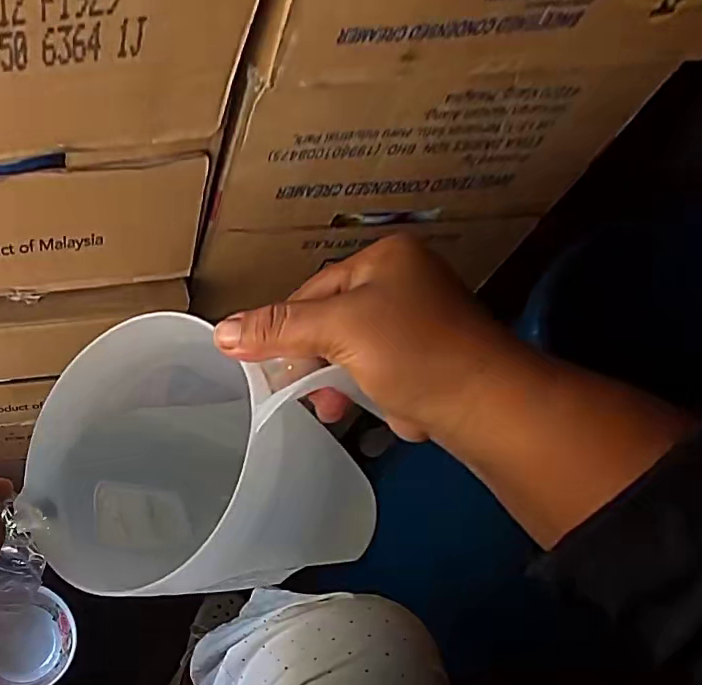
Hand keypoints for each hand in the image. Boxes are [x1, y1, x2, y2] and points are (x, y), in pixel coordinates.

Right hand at [211, 232, 536, 440]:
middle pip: (321, 322)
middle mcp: (396, 282)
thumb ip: (277, 328)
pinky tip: (349, 406)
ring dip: (326, 380)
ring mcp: (407, 322)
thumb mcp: (337, 330)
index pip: (305, 293)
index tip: (265, 365)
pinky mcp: (412, 357)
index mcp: (382, 260)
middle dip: (307, 361)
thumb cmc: (418, 353)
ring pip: (339, 350)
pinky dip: (350, 389)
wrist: (480, 404)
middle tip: (298, 388)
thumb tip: (221, 332)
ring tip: (328, 404)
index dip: (280, 330)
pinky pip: (361, 369)